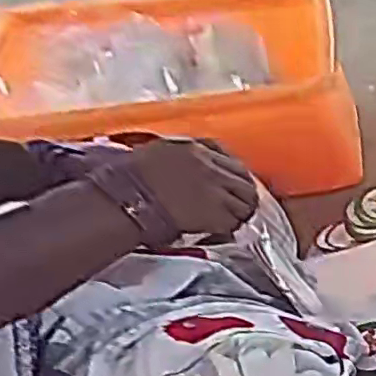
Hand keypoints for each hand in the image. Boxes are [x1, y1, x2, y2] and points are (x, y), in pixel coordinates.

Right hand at [119, 138, 258, 236]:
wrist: (128, 196)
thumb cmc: (136, 174)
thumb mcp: (162, 150)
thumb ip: (190, 152)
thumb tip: (210, 154)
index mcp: (197, 152)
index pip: (235, 164)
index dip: (238, 177)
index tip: (234, 187)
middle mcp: (211, 170)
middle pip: (246, 184)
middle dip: (245, 195)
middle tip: (239, 205)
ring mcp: (217, 193)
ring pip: (247, 203)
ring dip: (242, 211)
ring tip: (230, 216)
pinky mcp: (218, 215)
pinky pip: (236, 221)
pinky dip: (232, 225)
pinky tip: (221, 226)